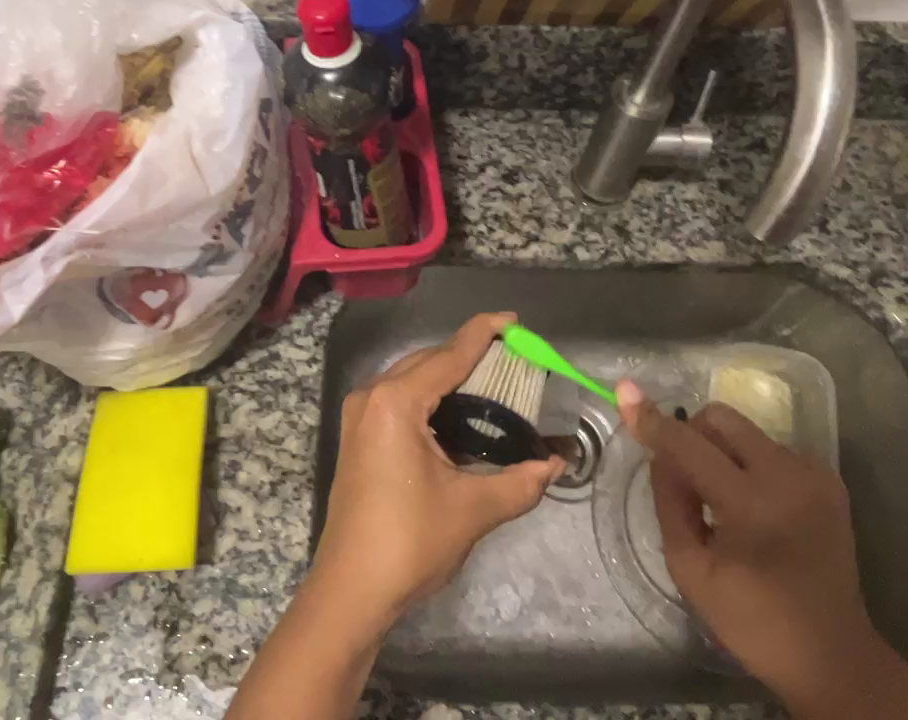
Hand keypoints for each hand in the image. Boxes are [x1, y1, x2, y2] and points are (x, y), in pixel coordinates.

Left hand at [312, 312, 563, 624]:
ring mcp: (360, 417)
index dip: (484, 333)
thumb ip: (521, 481)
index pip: (449, 355)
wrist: (351, 589)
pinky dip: (430, 399)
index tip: (513, 319)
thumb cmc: (410, 542)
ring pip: (411, 379)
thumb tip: (556, 465)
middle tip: (513, 360)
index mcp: (396, 403)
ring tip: (492, 384)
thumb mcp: (473, 509)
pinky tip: (459, 416)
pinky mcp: (358, 437)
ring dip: (449, 377)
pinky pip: (399, 400)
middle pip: (428, 361)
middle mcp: (373, 397)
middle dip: (469, 355)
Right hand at [616, 379, 877, 694]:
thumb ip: (670, 501)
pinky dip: (753, 466)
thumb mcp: (690, 568)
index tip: (626, 394)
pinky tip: (757, 507)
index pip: (689, 445)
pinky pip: (774, 450)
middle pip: (722, 419)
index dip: (653, 420)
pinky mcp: (829, 480)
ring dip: (724, 453)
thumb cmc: (751, 620)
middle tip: (687, 477)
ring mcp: (814, 475)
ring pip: (747, 433)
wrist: (831, 654)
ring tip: (725, 502)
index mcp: (751, 505)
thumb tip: (660, 453)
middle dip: (693, 434)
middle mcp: (788, 476)